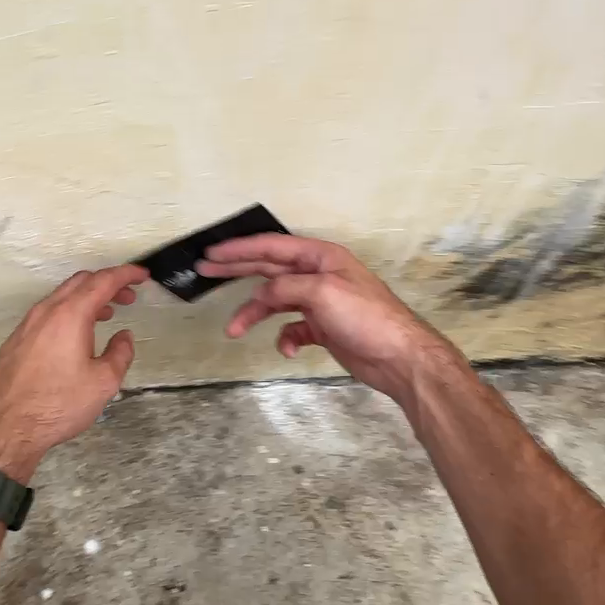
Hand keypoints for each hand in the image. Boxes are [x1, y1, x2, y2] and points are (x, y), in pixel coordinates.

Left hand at [0, 264, 147, 481]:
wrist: (6, 429)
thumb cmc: (57, 405)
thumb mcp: (103, 383)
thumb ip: (120, 353)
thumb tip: (124, 337)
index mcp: (70, 315)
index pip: (102, 281)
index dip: (126, 274)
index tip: (142, 276)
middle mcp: (46, 312)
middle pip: (80, 282)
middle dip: (107, 283)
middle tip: (128, 297)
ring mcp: (27, 325)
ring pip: (61, 296)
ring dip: (87, 298)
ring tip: (107, 314)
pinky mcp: (17, 340)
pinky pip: (47, 313)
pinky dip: (69, 311)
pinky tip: (77, 334)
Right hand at [198, 234, 460, 401]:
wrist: (399, 357)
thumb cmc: (365, 317)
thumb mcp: (322, 292)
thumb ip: (285, 288)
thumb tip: (261, 295)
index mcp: (320, 257)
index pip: (271, 247)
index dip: (239, 249)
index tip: (211, 253)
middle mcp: (317, 275)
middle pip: (268, 269)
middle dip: (236, 270)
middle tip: (205, 271)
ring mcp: (319, 301)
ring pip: (275, 302)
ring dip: (254, 314)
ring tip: (234, 329)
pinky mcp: (322, 327)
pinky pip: (292, 328)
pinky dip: (285, 338)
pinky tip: (287, 348)